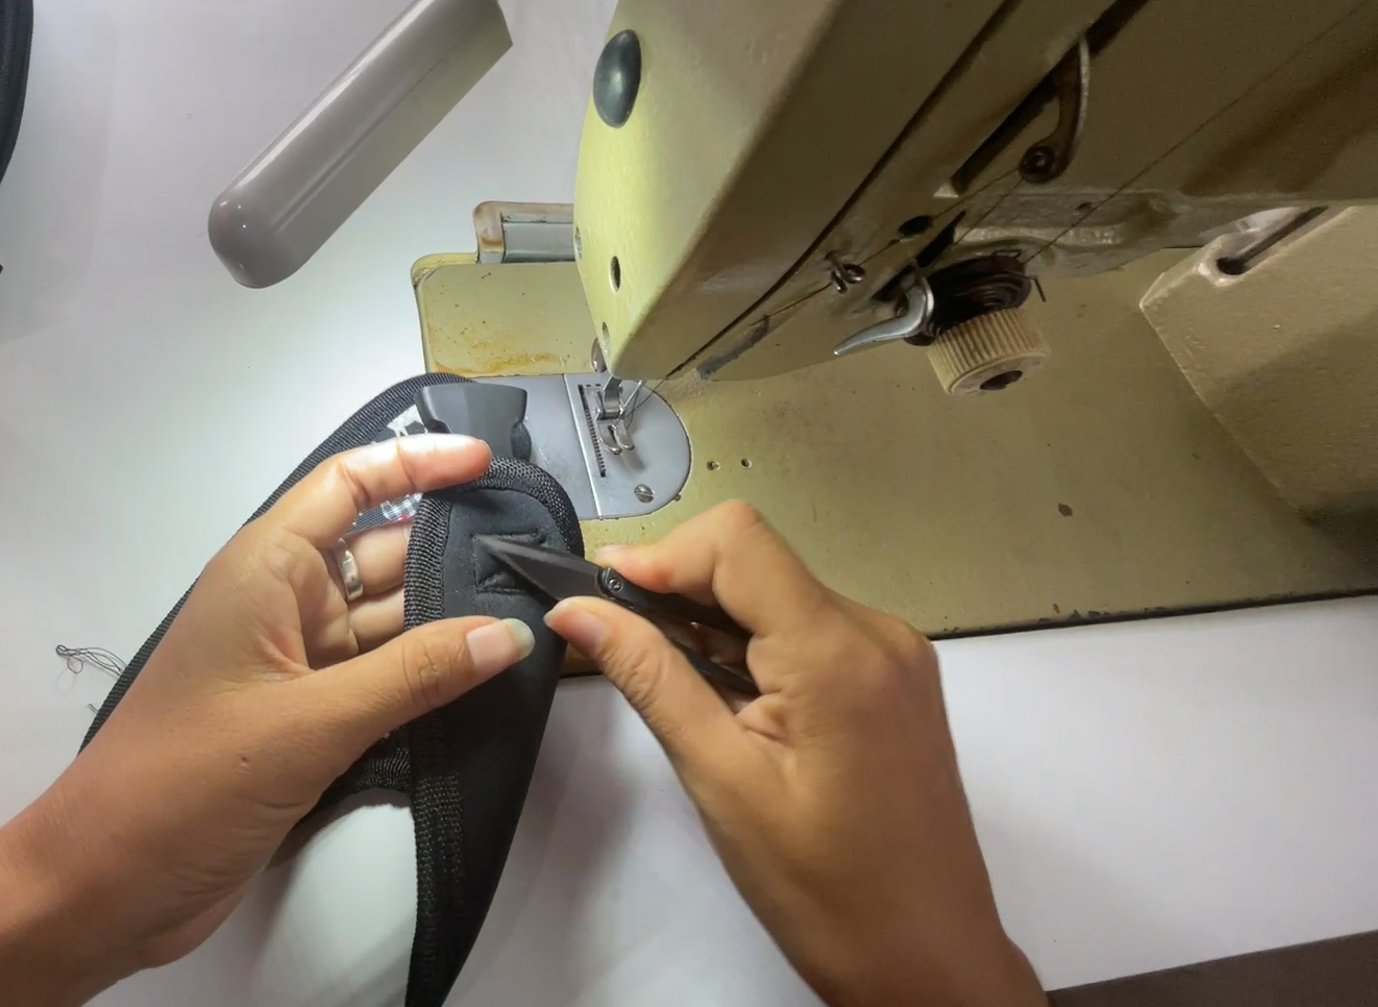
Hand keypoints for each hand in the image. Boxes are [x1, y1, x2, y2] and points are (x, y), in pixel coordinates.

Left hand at [0, 435, 537, 1006]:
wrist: (108, 884)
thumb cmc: (192, 777)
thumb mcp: (310, 720)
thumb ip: (415, 674)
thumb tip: (513, 634)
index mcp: (268, 566)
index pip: (349, 484)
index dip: (415, 463)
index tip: (483, 463)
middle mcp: (287, 598)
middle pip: (381, 551)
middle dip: (451, 548)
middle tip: (533, 553)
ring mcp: (300, 657)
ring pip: (388, 616)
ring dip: (448, 615)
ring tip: (529, 609)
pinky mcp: (311, 710)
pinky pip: (382, 671)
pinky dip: (427, 670)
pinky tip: (485, 670)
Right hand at [545, 502, 1040, 1006]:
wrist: (931, 968)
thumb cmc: (822, 890)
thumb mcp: (718, 777)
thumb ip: (647, 675)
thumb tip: (574, 609)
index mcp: (837, 654)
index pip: (738, 540)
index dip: (663, 554)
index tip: (607, 596)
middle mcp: (874, 630)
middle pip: (750, 556)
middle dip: (675, 585)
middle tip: (623, 639)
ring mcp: (887, 649)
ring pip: (767, 585)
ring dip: (704, 616)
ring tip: (672, 679)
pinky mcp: (884, 670)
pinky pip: (794, 618)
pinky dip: (741, 637)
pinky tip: (721, 690)